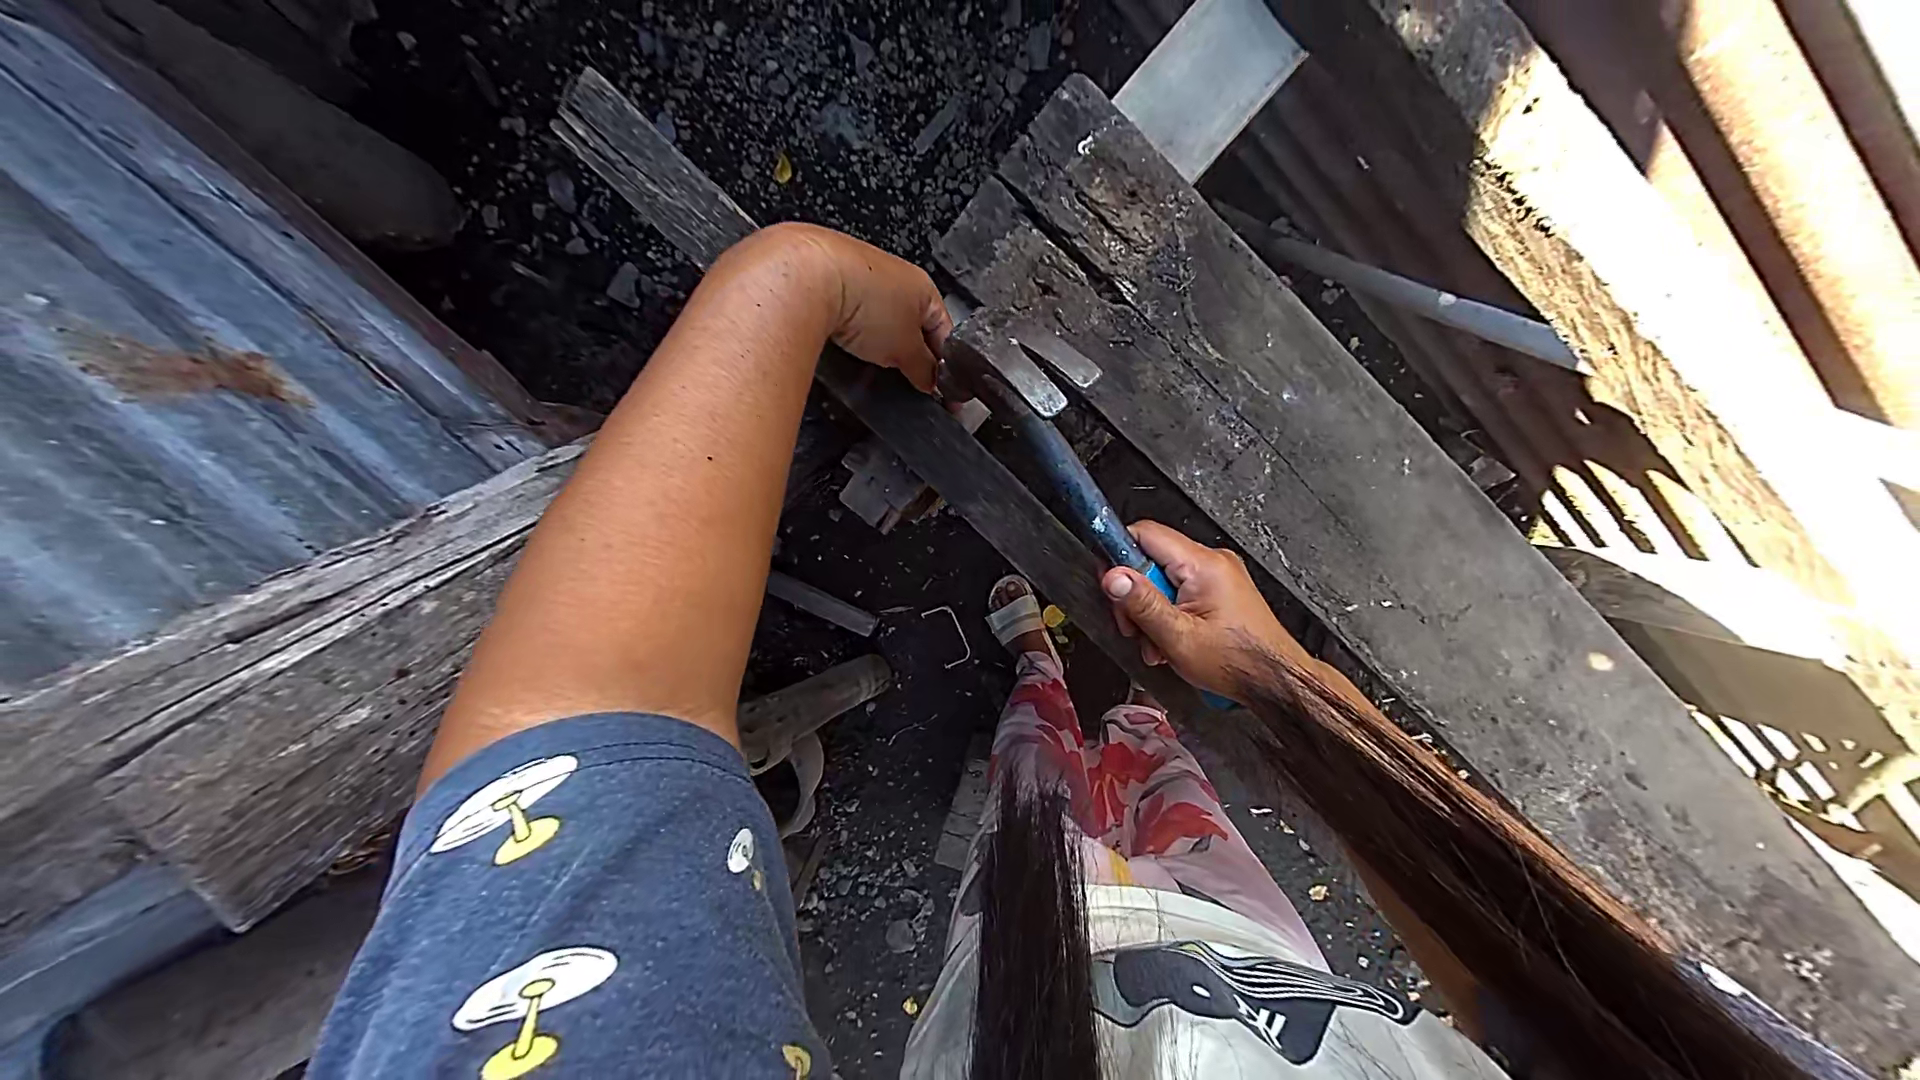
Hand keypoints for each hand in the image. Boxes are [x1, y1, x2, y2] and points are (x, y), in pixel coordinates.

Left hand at [780, 224, 950, 391]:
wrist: (807, 276)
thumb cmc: (863, 298)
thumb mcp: (905, 348)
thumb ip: (924, 368)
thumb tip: (931, 382)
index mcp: (924, 287)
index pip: (945, 334)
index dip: (946, 367)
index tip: (944, 395)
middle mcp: (895, 277)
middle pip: (912, 330)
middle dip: (911, 358)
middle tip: (908, 385)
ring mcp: (861, 279)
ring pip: (880, 326)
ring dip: (879, 348)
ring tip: (872, 366)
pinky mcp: (832, 287)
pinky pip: (851, 321)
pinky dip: (852, 336)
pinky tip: (847, 348)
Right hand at [1100, 521, 1311, 699]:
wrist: (1276, 682)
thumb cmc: (1239, 663)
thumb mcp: (1178, 638)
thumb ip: (1141, 604)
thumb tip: (1112, 577)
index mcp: (1204, 565)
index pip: (1145, 534)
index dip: (1119, 556)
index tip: (1110, 583)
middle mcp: (1212, 561)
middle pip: (1150, 559)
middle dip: (1135, 595)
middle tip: (1135, 626)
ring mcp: (1217, 573)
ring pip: (1161, 578)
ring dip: (1150, 611)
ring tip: (1158, 641)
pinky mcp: (1218, 588)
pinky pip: (1178, 589)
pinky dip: (1167, 613)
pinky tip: (1171, 638)